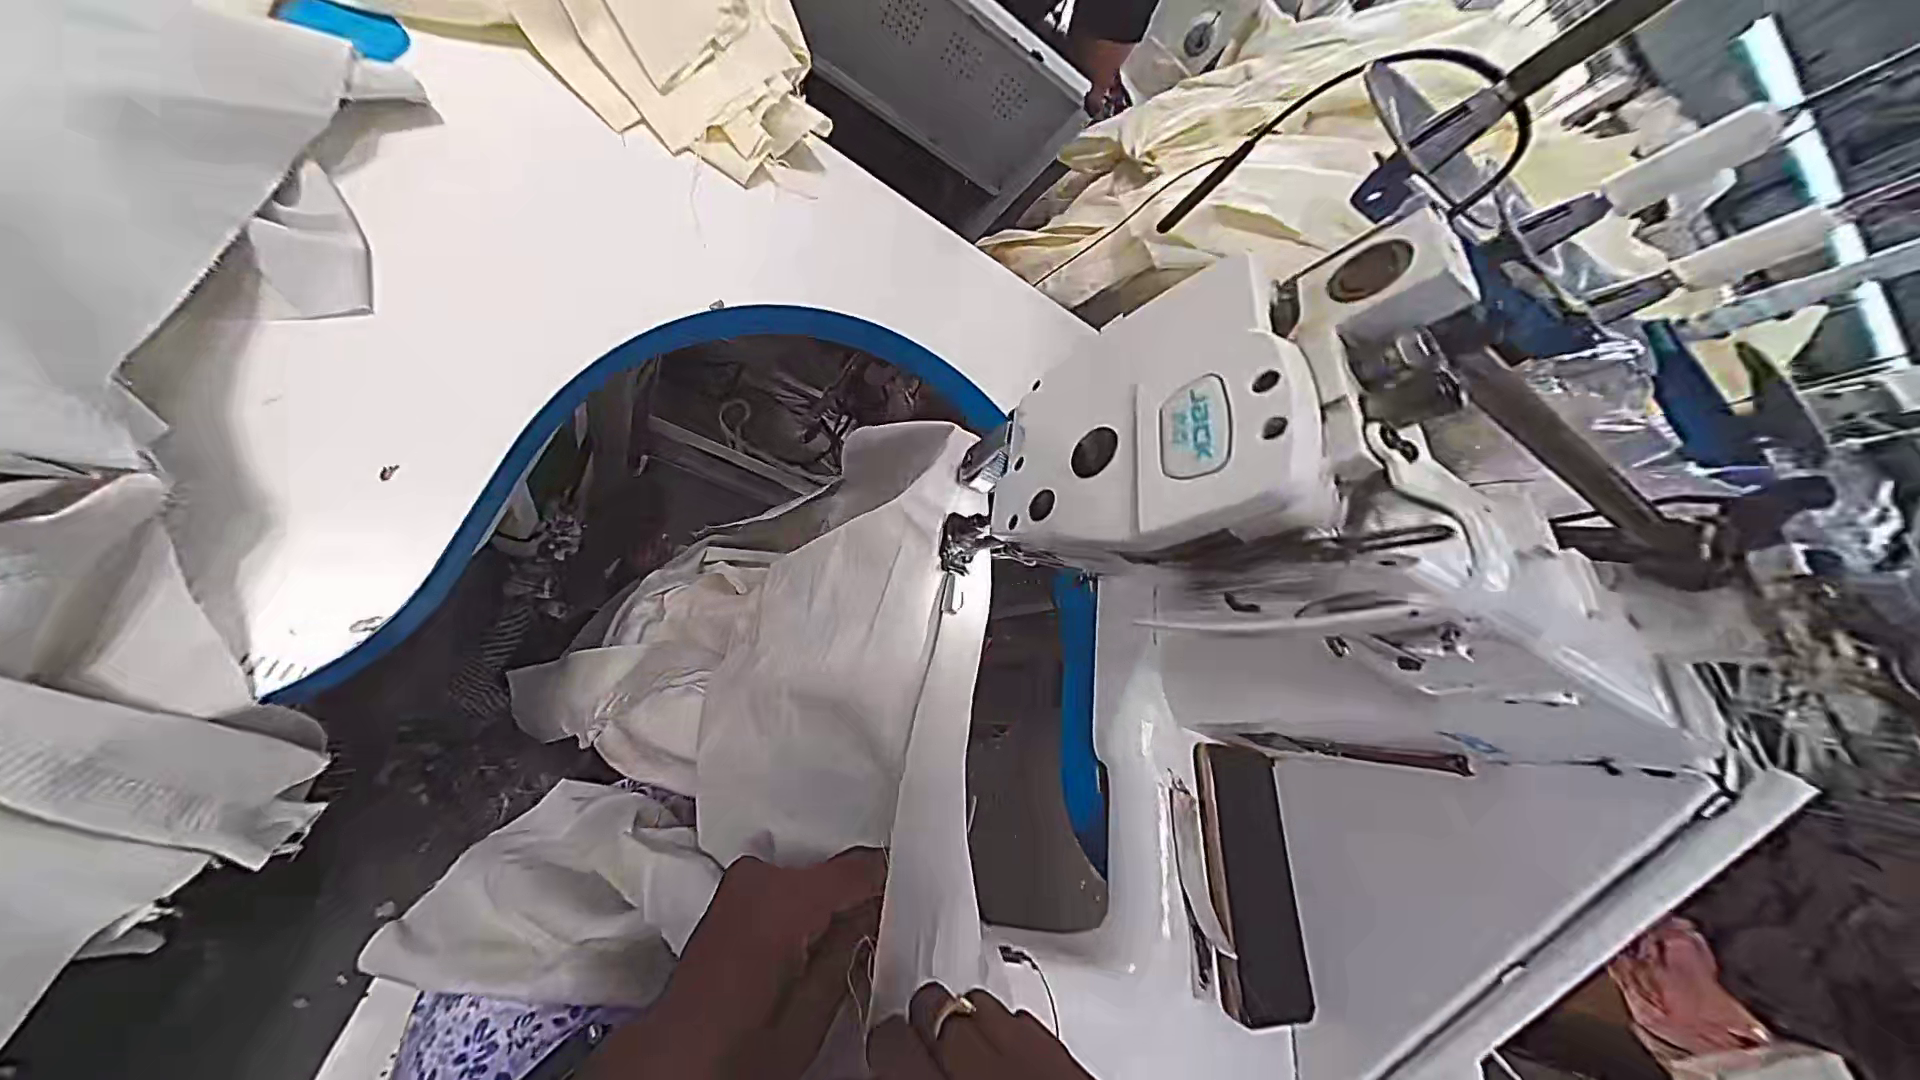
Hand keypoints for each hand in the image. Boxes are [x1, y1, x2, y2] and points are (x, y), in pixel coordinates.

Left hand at [586, 849, 885, 1079]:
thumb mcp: (810, 1014)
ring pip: (810, 877)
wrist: (670, 1060)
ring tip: (834, 947)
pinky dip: (803, 905)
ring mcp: (741, 881)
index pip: (858, 868)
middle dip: (856, 900)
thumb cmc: (735, 1050)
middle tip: (870, 937)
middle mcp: (759, 876)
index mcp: (783, 900)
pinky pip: (786, 884)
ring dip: (828, 904)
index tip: (908, 897)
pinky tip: (805, 943)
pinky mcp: (731, 892)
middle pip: (833, 872)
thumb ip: (849, 948)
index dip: (888, 882)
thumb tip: (874, 910)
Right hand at [869, 983, 1096, 1079]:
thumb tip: (899, 1064)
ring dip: (963, 1012)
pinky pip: (1021, 1018)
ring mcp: (1028, 1056)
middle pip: (934, 1008)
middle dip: (922, 1014)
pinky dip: (1005, 1024)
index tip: (884, 1038)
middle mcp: (984, 1069)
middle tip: (916, 1027)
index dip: (884, 1039)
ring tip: (959, 1030)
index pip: (894, 1047)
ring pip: (978, 1002)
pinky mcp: (1064, 1053)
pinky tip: (1002, 1041)